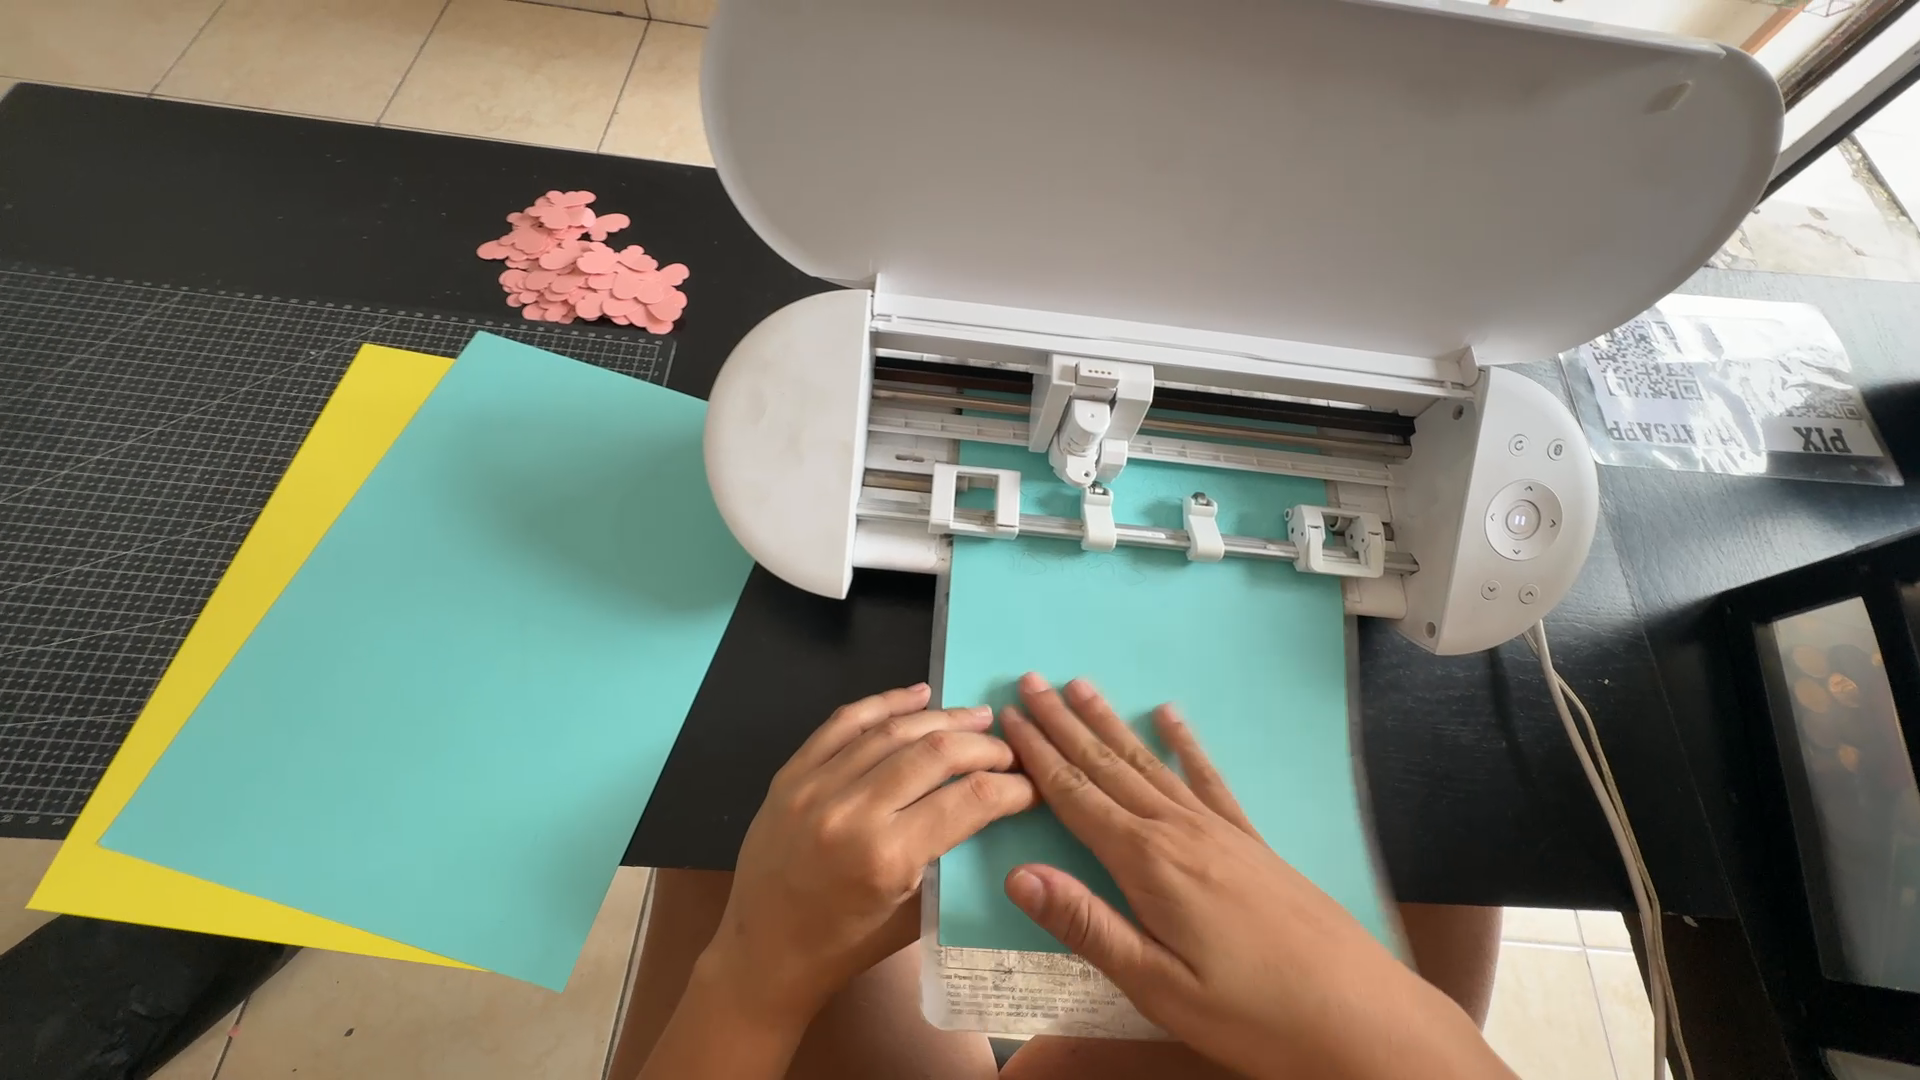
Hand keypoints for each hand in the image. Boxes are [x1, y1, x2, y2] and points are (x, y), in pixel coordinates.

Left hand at [698, 683, 1037, 1025]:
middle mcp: (853, 812)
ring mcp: (816, 786)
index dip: (1010, 786)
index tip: (1029, 785)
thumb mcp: (912, 912)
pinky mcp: (791, 772)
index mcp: (888, 858)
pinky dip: (886, 702)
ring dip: (943, 718)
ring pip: (894, 730)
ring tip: (977, 716)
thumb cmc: (844, 945)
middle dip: (984, 747)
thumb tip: (989, 803)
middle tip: (1008, 750)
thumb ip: (949, 852)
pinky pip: (844, 721)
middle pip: (936, 754)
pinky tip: (918, 694)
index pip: (970, 800)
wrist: (762, 953)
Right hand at [998, 675, 1511, 1079]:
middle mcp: (1176, 829)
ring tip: (1081, 686)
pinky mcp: (1247, 837)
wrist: (1364, 1019)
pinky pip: (1207, 777)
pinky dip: (1184, 742)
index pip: (1076, 795)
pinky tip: (1169, 715)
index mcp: (1147, 862)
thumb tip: (1017, 874)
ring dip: (1109, 722)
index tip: (1012, 717)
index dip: (1040, 755)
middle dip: (1064, 722)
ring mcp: (1216, 827)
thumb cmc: (1252, 1014)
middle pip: (1106, 764)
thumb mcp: (1157, 986)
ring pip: (1147, 761)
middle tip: (1032, 680)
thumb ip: (1086, 925)